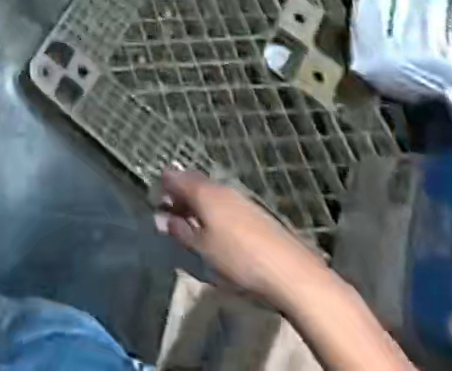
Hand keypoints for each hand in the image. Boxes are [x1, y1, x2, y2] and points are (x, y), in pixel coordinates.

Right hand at [154, 168, 330, 311]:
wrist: (294, 274)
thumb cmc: (238, 259)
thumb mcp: (201, 248)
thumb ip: (179, 231)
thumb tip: (162, 219)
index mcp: (201, 191)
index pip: (171, 176)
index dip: (160, 189)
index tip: (157, 208)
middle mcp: (219, 187)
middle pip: (191, 182)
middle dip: (179, 196)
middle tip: (174, 219)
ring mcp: (240, 198)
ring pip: (210, 193)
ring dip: (198, 205)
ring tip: (196, 229)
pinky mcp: (257, 212)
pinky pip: (226, 204)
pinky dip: (216, 212)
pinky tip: (220, 233)